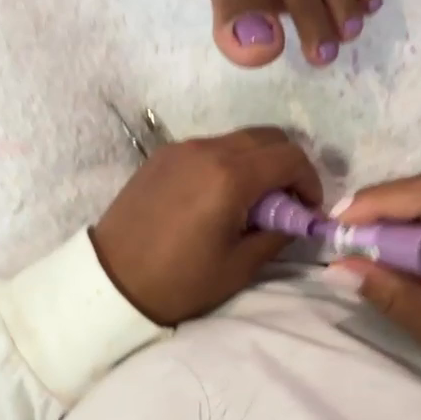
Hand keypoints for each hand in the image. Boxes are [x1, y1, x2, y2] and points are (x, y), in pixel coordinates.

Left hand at [92, 127, 321, 325]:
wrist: (110, 282)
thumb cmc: (178, 281)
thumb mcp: (239, 266)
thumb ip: (277, 234)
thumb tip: (296, 220)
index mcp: (229, 177)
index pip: (290, 157)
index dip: (310, 181)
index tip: (307, 209)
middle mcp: (207, 149)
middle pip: (268, 137)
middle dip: (287, 165)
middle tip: (286, 203)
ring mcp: (181, 148)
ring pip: (239, 139)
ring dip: (258, 162)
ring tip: (252, 203)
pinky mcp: (162, 155)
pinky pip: (211, 147)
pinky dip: (229, 163)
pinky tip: (221, 197)